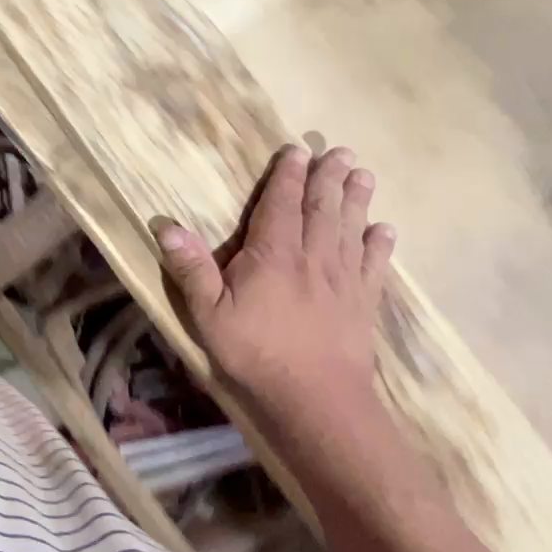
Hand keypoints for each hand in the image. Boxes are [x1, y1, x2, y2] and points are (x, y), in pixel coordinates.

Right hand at [152, 145, 395, 423]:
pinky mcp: (362, 305)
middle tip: (338, 151)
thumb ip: (190, 268)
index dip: (287, 178)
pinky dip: (380, 246)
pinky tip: (384, 230)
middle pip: (323, 211)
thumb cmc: (254, 351)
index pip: (281, 207)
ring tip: (363, 174)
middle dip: (328, 179)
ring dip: (356, 201)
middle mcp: (313, 261)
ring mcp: (343, 283)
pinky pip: (374, 267)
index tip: (295, 151)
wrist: (318, 400)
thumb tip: (166, 225)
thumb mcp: (207, 311)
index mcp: (273, 257)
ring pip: (351, 231)